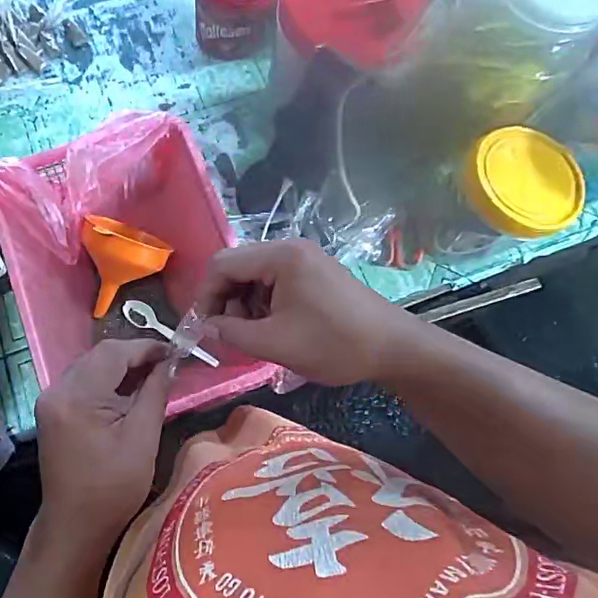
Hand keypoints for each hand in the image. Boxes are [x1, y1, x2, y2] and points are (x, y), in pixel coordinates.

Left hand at [34, 339, 175, 548]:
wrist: (75, 525)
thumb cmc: (113, 488)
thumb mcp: (143, 438)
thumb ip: (155, 393)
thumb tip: (169, 363)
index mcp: (77, 397)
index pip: (114, 353)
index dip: (147, 347)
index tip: (175, 350)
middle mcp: (57, 391)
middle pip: (100, 356)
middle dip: (135, 356)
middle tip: (168, 363)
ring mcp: (51, 400)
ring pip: (91, 366)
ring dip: (122, 367)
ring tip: (154, 375)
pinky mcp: (53, 411)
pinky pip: (83, 382)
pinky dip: (107, 381)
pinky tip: (129, 391)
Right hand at [195, 239, 421, 385]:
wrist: (392, 348)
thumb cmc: (333, 344)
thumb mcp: (275, 343)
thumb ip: (231, 333)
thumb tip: (206, 327)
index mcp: (281, 256)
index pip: (222, 264)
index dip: (206, 296)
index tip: (204, 328)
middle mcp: (291, 249)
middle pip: (238, 267)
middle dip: (227, 301)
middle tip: (232, 335)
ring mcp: (306, 260)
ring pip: (255, 277)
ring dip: (246, 306)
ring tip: (256, 336)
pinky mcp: (316, 274)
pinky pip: (276, 283)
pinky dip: (266, 305)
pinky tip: (275, 329)